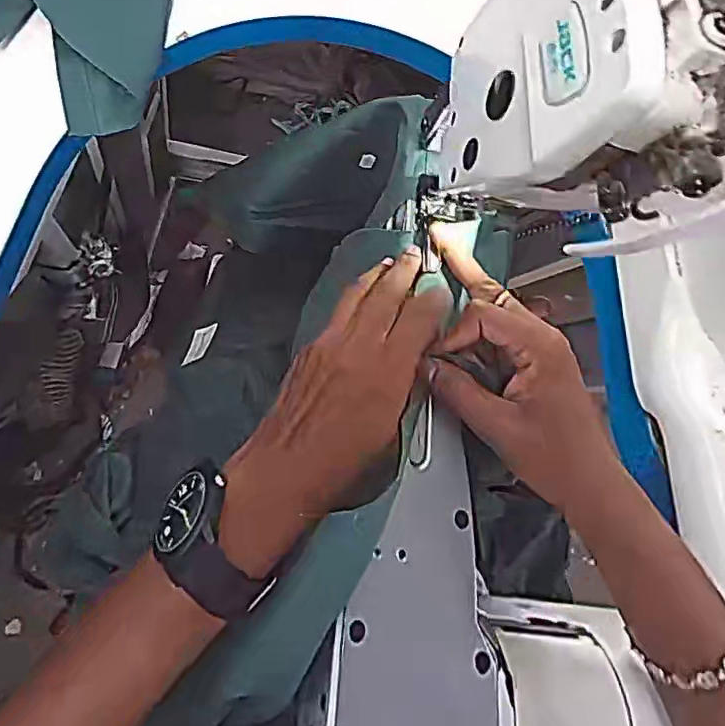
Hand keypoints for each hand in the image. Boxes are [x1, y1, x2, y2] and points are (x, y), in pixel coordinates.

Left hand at [220, 249, 447, 575]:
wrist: (285, 467)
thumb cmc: (337, 463)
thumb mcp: (392, 433)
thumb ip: (407, 390)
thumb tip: (415, 367)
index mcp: (387, 372)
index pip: (418, 318)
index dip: (433, 300)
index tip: (439, 291)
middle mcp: (358, 349)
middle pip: (387, 295)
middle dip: (404, 272)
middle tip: (413, 257)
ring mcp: (330, 344)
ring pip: (358, 295)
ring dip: (376, 275)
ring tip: (388, 264)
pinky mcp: (311, 348)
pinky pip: (338, 310)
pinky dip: (353, 294)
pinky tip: (359, 293)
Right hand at [425, 227, 626, 520]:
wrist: (591, 483)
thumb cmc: (562, 459)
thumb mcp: (498, 426)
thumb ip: (459, 392)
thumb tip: (430, 368)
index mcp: (540, 345)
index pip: (484, 314)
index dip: (452, 333)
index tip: (436, 357)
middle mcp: (542, 339)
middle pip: (493, 296)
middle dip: (463, 269)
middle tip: (442, 241)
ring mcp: (539, 349)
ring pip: (494, 315)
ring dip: (465, 309)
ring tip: (442, 276)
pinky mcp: (534, 363)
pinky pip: (498, 338)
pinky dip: (473, 337)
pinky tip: (454, 340)